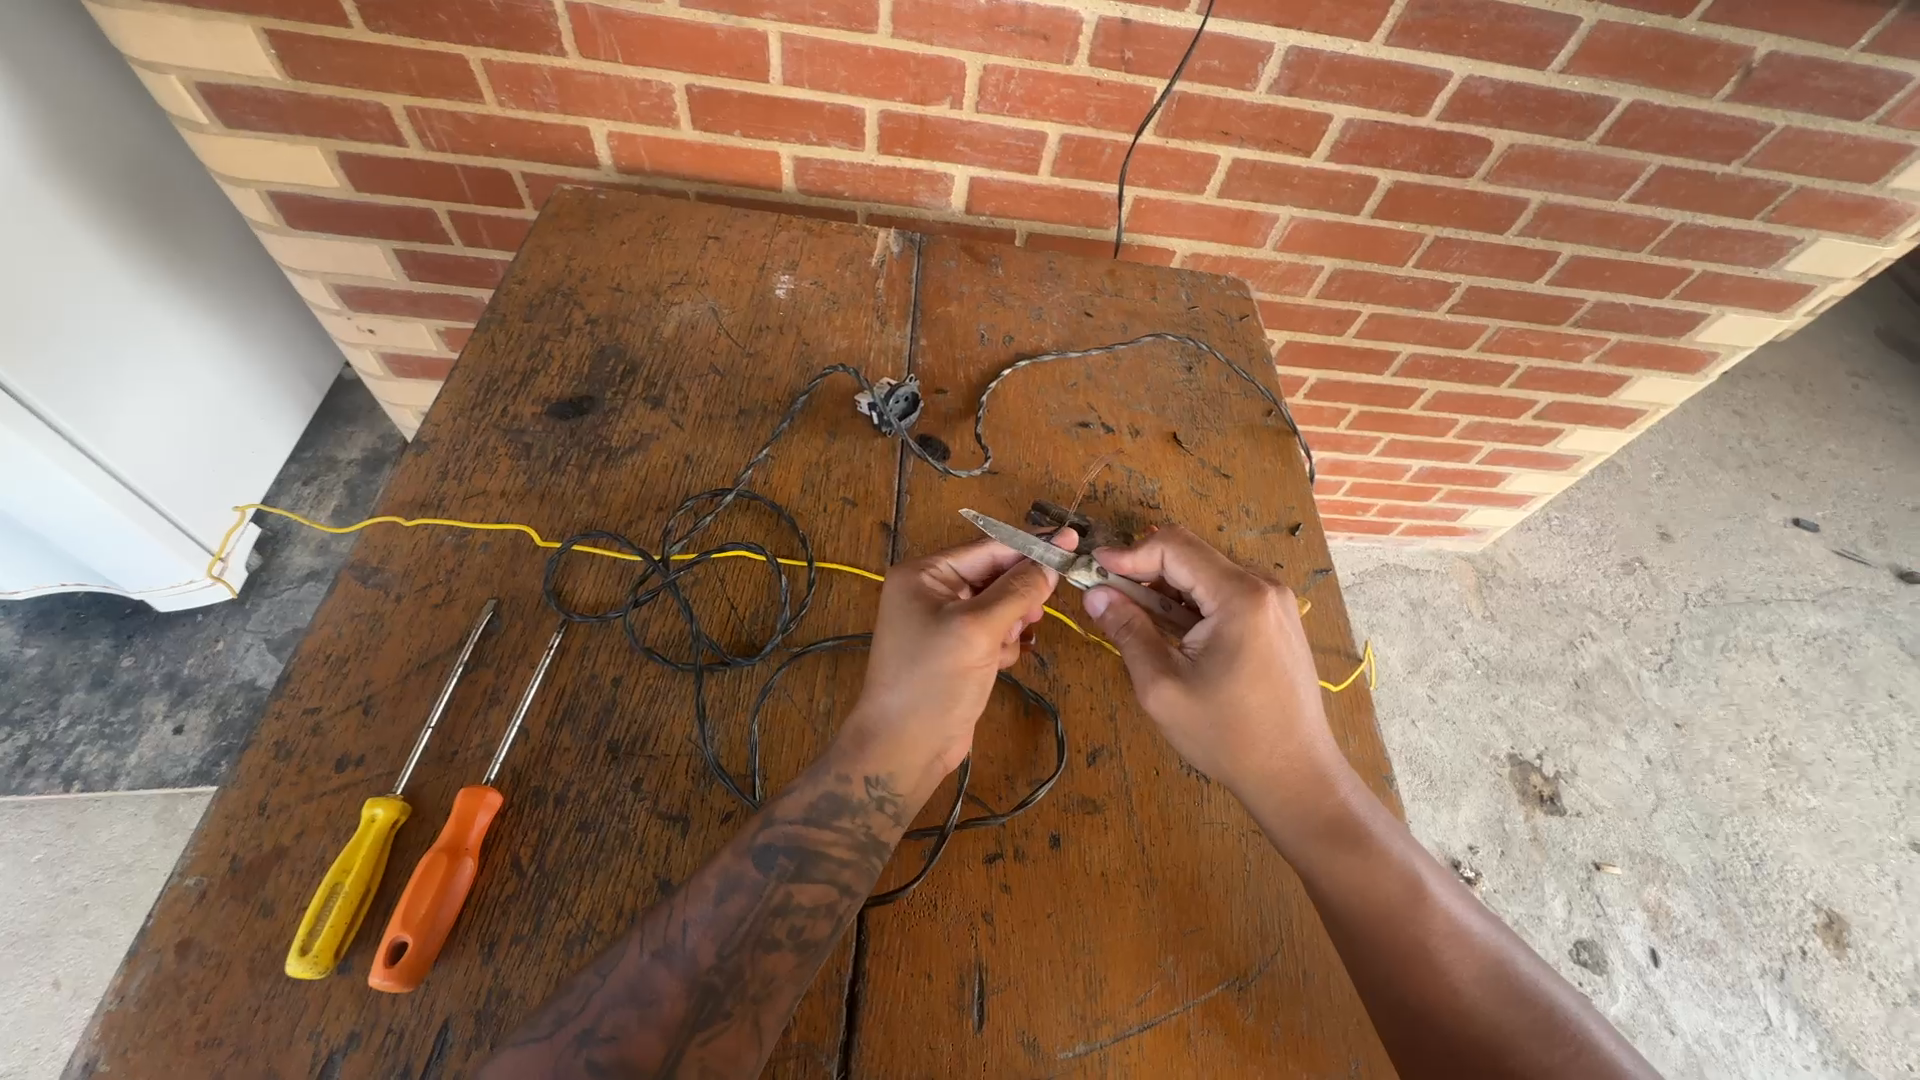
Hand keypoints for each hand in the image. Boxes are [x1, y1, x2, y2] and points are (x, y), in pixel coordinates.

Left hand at [849, 529, 1075, 784]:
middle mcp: (931, 592)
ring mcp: (943, 623)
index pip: (986, 548)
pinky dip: (1003, 644)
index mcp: (924, 574)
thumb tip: (1051, 562)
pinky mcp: (957, 651)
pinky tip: (1000, 662)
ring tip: (1009, 642)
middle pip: (994, 575)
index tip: (1072, 539)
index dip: (1030, 545)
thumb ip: (1017, 591)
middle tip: (1037, 611)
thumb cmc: (934, 680)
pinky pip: (993, 632)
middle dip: (1019, 594)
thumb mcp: (977, 629)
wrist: (906, 747)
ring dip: (1012, 622)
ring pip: (999, 605)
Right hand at [1079, 526, 1344, 801]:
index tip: (1093, 570)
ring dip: (1166, 589)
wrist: (1296, 776)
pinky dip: (1190, 604)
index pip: (1174, 547)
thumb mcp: (1163, 686)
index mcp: (1240, 596)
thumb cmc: (1228, 736)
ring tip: (1134, 619)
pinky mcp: (1276, 621)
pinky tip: (1171, 633)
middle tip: (1106, 596)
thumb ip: (1128, 631)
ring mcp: (1275, 603)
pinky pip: (1224, 594)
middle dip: (1144, 570)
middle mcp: (1264, 587)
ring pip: (1206, 574)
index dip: (1128, 553)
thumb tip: (1094, 594)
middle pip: (1191, 556)